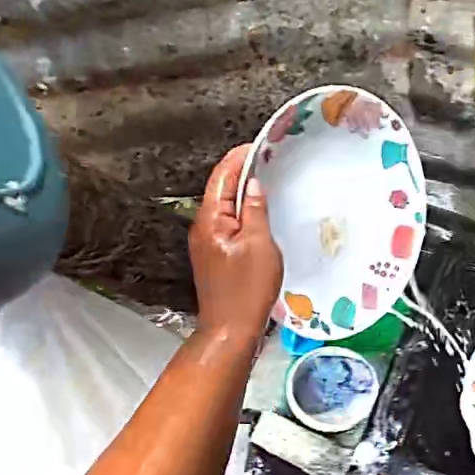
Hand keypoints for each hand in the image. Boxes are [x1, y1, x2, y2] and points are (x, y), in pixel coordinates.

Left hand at [189, 145, 281, 338]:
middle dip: (244, 172)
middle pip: (222, 190)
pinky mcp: (216, 256)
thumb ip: (255, 210)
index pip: (222, 176)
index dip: (239, 157)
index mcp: (210, 219)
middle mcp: (203, 227)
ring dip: (245, 194)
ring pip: (226, 208)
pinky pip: (230, 225)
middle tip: (271, 161)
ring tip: (270, 183)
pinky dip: (245, 214)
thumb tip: (254, 184)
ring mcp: (208, 243)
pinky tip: (262, 216)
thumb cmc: (246, 290)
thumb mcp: (259, 245)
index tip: (260, 145)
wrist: (231, 329)